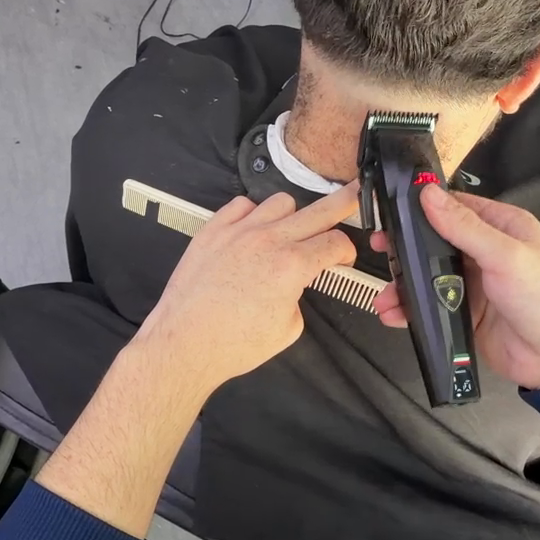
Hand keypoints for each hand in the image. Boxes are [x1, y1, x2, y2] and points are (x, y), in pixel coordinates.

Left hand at [135, 186, 358, 395]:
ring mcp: (239, 231)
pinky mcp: (212, 230)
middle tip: (354, 195)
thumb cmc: (234, 344)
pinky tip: (253, 230)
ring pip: (280, 202)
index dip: (346, 251)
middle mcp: (269, 241)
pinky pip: (241, 205)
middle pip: (319, 210)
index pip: (335, 243)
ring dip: (292, 215)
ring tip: (290, 231)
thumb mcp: (288, 329)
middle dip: (342, 203)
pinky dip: (253, 213)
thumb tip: (295, 284)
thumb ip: (299, 296)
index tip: (343, 258)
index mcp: (293, 266)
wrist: (185, 343)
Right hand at [373, 186, 539, 389]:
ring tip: (385, 298)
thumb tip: (426, 192)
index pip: (456, 206)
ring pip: (429, 276)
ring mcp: (475, 284)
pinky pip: (431, 306)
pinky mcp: (465, 314)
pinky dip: (411, 310)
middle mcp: (487, 251)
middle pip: (436, 242)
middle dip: (406, 248)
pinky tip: (393, 316)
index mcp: (503, 227)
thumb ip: (464, 226)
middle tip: (379, 249)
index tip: (391, 209)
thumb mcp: (505, 256)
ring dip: (404, 285)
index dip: (423, 207)